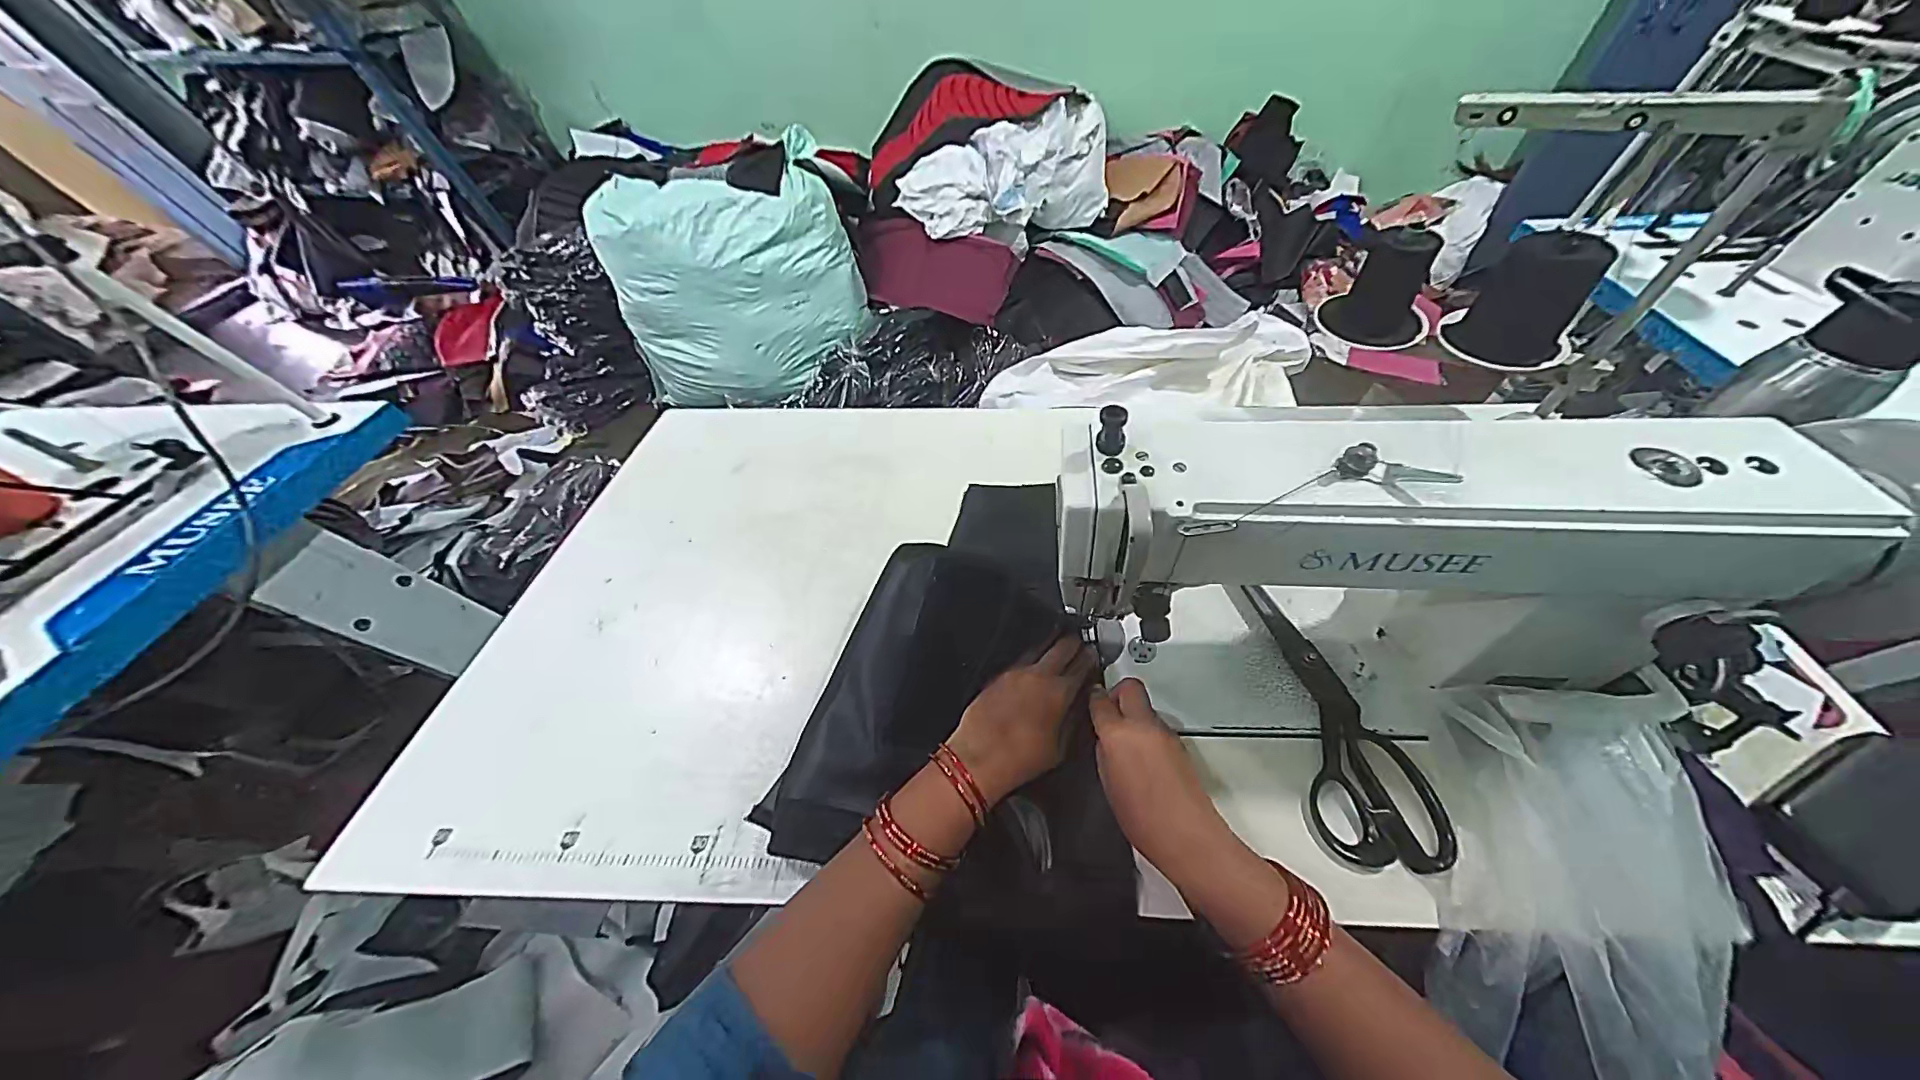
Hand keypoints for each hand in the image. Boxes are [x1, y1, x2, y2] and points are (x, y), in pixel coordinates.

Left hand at [947, 634, 1096, 803]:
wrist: (979, 759)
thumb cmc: (1017, 759)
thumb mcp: (1059, 748)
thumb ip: (1073, 720)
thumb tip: (1078, 708)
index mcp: (1058, 692)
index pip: (1082, 665)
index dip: (1091, 660)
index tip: (1093, 658)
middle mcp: (1038, 677)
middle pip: (1062, 647)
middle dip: (1074, 645)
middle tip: (1080, 645)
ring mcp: (1016, 674)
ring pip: (1039, 648)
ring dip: (1052, 646)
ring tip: (1059, 646)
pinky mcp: (998, 677)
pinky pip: (1020, 660)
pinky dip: (1032, 658)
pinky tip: (1033, 666)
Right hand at [1089, 679, 1241, 878]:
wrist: (1187, 836)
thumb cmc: (1147, 821)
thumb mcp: (1108, 785)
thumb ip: (1104, 754)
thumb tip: (1104, 742)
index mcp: (1118, 734)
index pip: (1101, 700)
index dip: (1094, 699)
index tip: (1092, 701)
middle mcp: (1144, 727)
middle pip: (1130, 687)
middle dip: (1118, 693)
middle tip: (1110, 708)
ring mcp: (1166, 734)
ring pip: (1146, 707)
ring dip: (1135, 716)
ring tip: (1127, 743)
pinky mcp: (1180, 745)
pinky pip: (1159, 727)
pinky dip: (1149, 734)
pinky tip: (1144, 758)